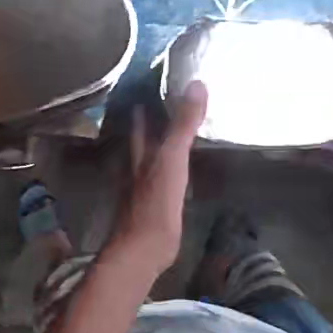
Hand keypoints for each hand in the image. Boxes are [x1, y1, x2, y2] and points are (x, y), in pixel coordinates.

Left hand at [109, 80, 207, 271]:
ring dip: (154, 147)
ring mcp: (141, 190)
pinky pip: (158, 181)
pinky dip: (165, 171)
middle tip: (155, 105)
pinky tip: (173, 173)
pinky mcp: (152, 208)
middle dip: (145, 125)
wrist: (143, 248)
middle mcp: (135, 169)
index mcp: (138, 155)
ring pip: (146, 160)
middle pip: (139, 141)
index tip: (148, 86)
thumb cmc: (155, 203)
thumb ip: (183, 125)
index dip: (142, 105)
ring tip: (168, 133)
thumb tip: (196, 84)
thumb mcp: (172, 159)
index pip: (138, 123)